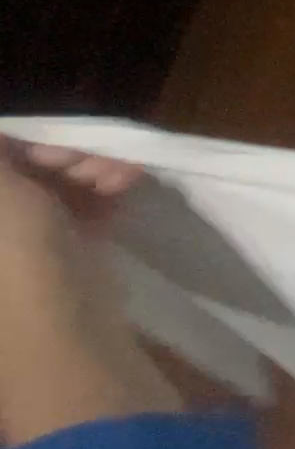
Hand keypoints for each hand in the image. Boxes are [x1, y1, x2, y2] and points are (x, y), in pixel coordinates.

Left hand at [0, 141, 140, 321]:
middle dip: (61, 157)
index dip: (19, 148)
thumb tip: (5, 136)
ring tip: (123, 172)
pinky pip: (82, 208)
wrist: (57, 311)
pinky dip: (106, 191)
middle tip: (91, 158)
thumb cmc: (11, 246)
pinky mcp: (64, 247)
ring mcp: (23, 238)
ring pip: (56, 188)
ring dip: (91, 171)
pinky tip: (128, 182)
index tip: (48, 144)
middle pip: (21, 174)